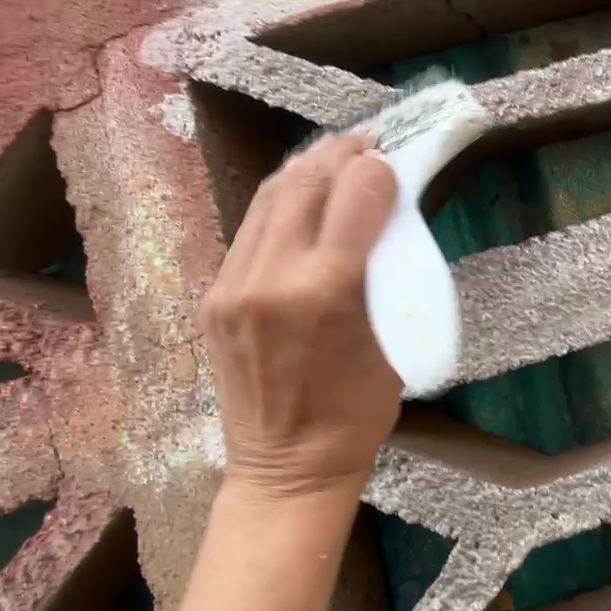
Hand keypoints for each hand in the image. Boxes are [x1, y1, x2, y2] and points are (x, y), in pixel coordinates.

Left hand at [197, 133, 401, 499]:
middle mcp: (269, 279)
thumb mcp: (395, 338)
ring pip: (269, 198)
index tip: (396, 157)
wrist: (287, 468)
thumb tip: (388, 217)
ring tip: (336, 155)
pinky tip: (304, 193)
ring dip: (307, 168)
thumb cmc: (360, 411)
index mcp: (325, 293)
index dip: (379, 168)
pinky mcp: (213, 297)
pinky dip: (282, 199)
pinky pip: (251, 228)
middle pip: (305, 184)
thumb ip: (387, 272)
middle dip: (341, 154)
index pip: (354, 196)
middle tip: (369, 142)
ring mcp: (231, 287)